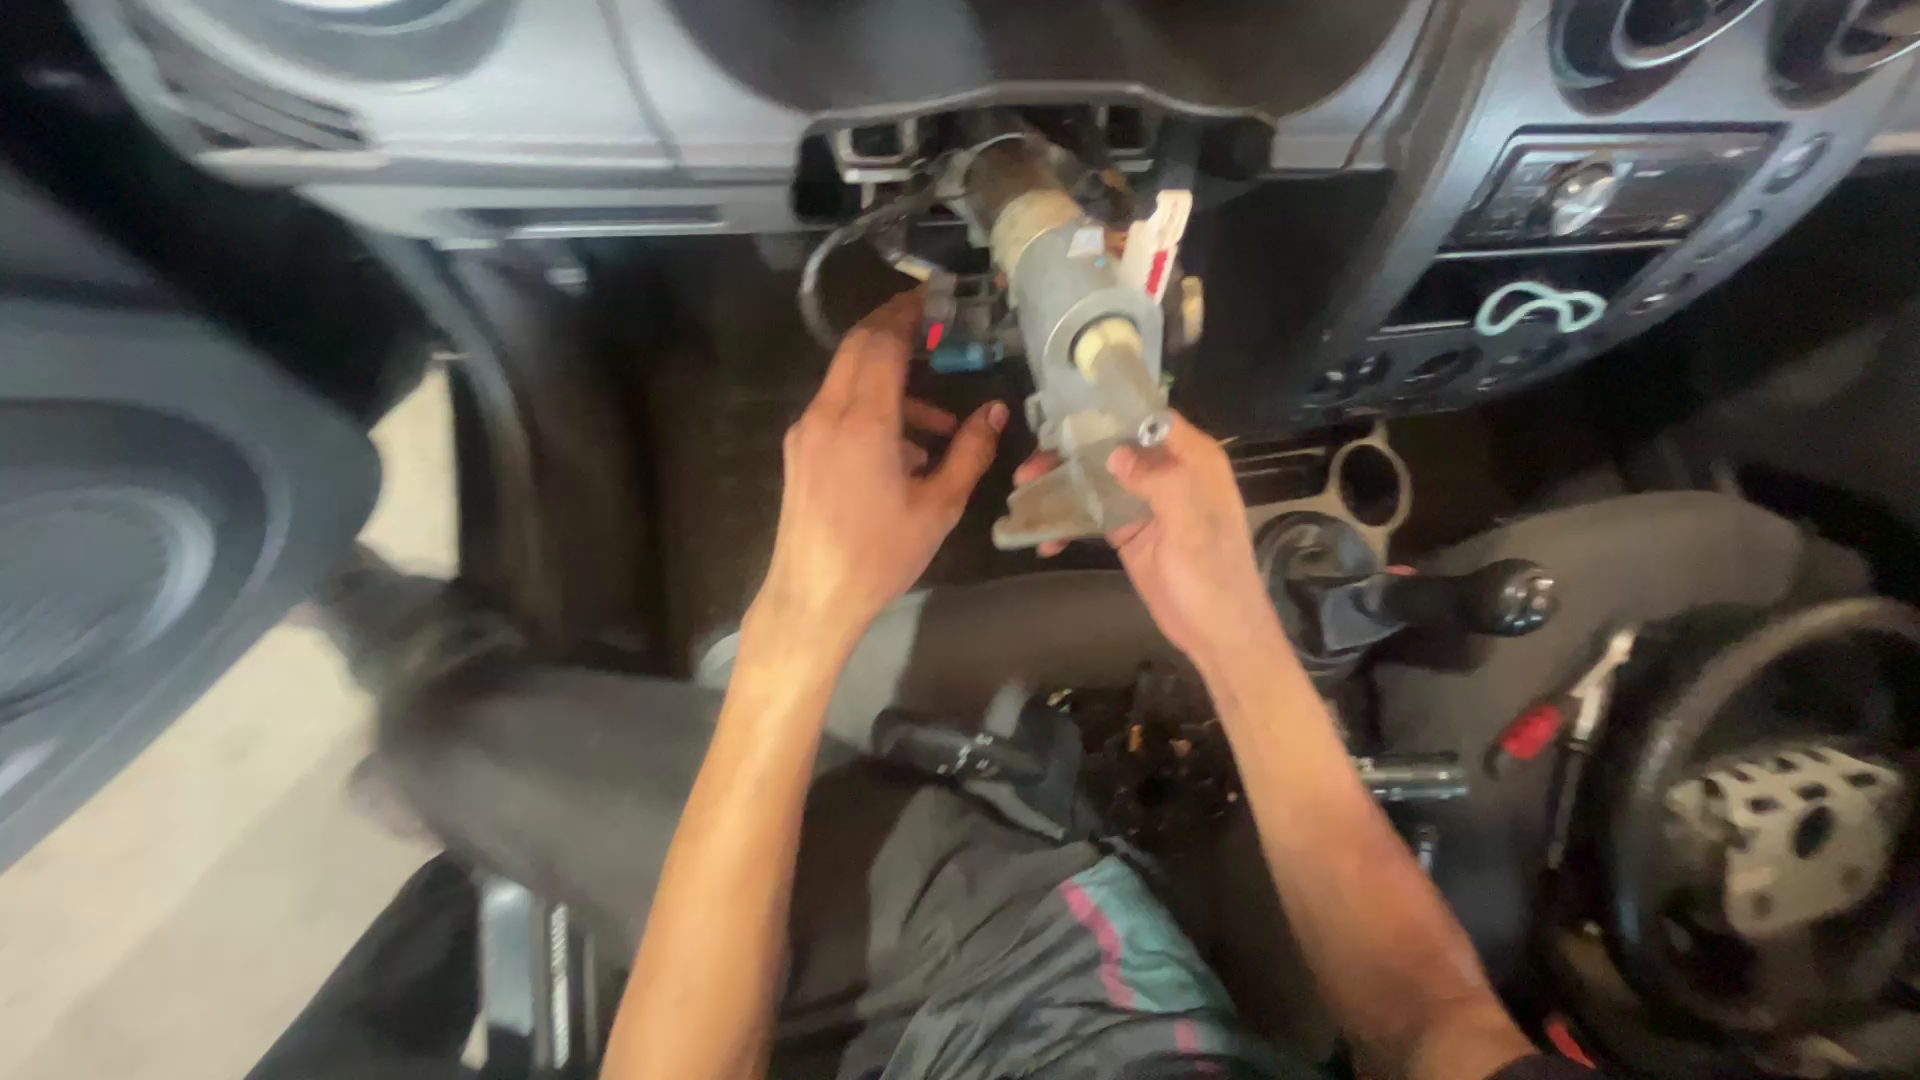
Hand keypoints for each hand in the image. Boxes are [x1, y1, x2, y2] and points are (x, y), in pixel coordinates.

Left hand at [756, 292, 1007, 647]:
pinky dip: (872, 410)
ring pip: (847, 380)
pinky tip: (905, 453)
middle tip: (935, 328)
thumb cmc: (880, 555)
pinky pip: (838, 410)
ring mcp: (806, 432)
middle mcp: (826, 414)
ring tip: (940, 425)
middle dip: (894, 330)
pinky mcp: (800, 453)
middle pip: (857, 348)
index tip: (934, 298)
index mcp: (863, 421)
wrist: (813, 598)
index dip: (908, 313)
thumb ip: (970, 452)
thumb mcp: (939, 506)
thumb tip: (995, 412)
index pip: (882, 342)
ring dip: (891, 383)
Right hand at [1015, 411, 1279, 663]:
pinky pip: (1092, 515)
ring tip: (1024, 493)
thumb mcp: (1193, 530)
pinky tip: (1044, 538)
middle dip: (1071, 452)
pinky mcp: (1128, 531)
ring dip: (1062, 485)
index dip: (1112, 412)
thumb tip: (1117, 454)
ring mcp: (1144, 503)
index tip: (1067, 413)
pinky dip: (1067, 522)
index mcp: (1194, 463)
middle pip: (1114, 447)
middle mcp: (1168, 474)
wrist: (1216, 635)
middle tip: (1031, 466)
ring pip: (1097, 479)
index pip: (1153, 420)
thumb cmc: (1214, 580)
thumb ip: (1162, 485)